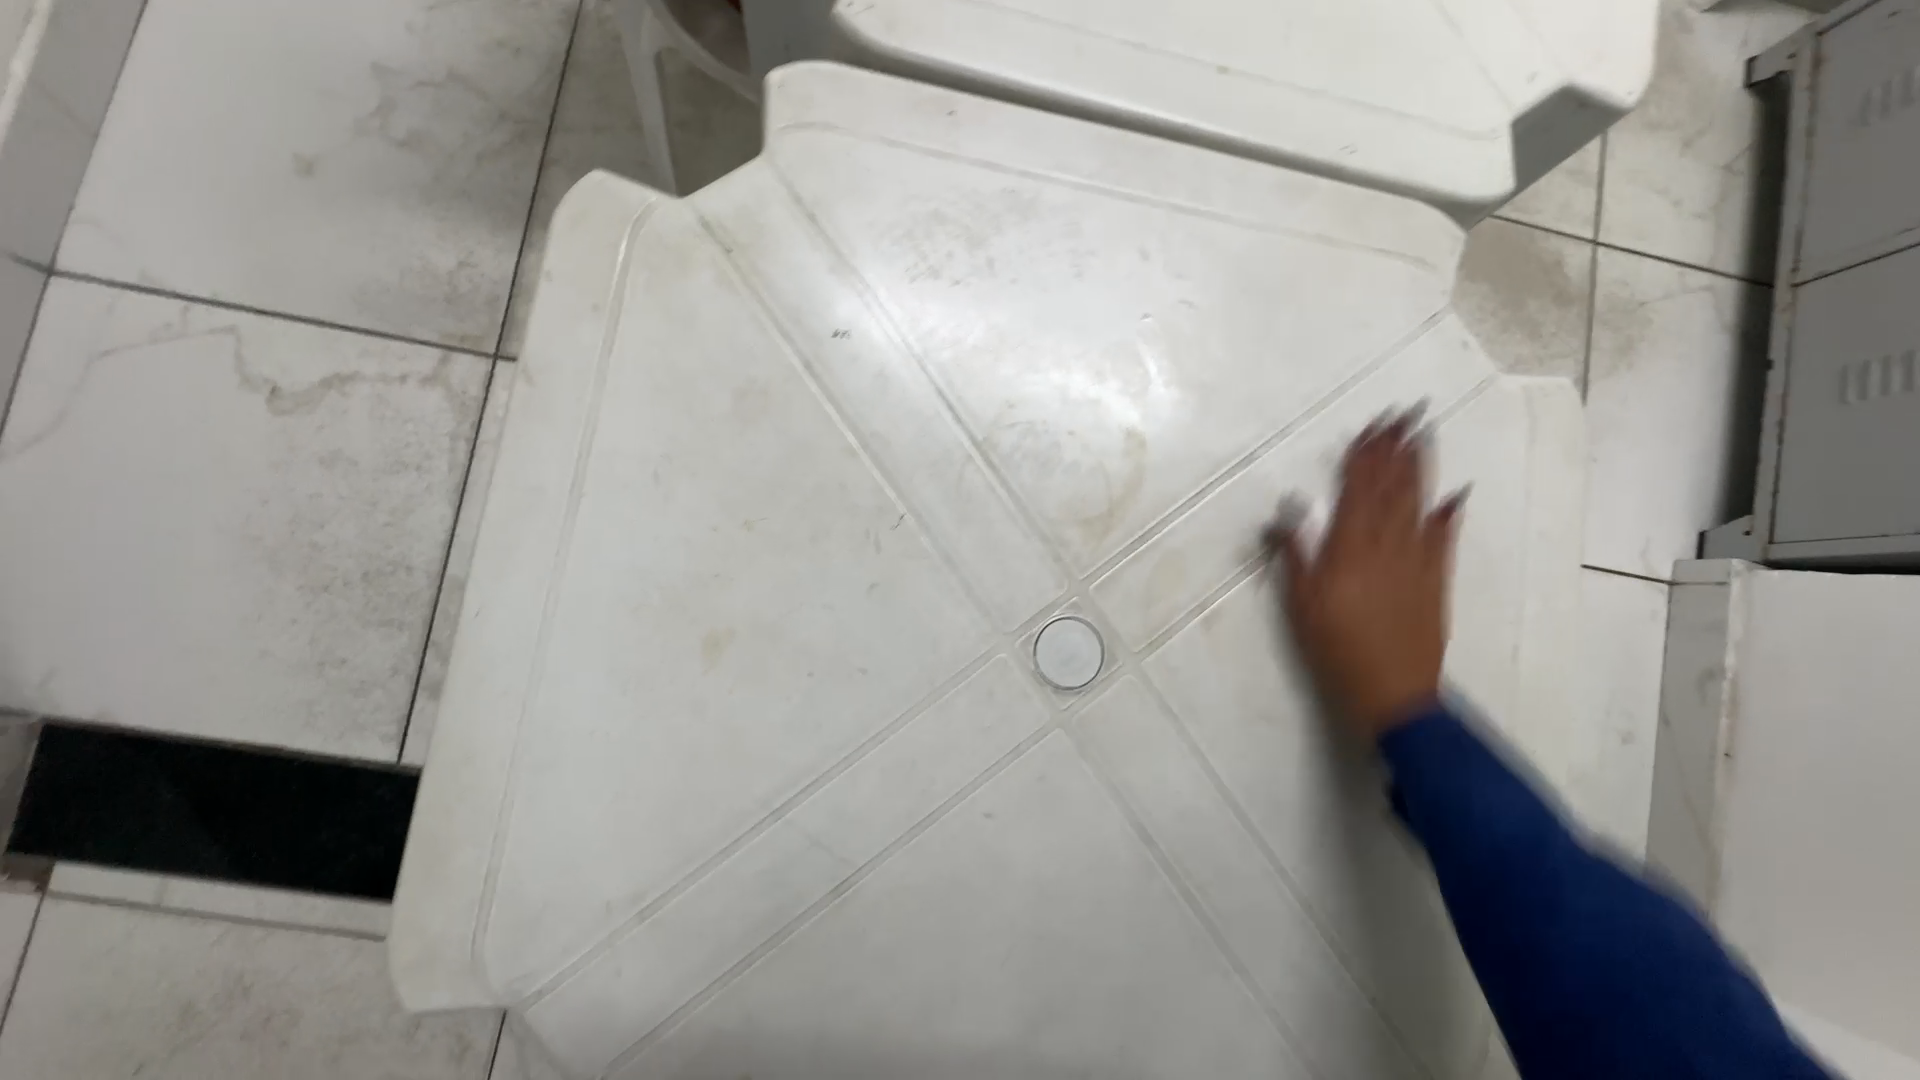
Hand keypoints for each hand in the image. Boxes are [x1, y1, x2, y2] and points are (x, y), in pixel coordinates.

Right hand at [1265, 408, 1466, 740]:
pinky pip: (1442, 539)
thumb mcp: (1300, 604)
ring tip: (1423, 437)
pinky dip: (1447, 514)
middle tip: (1405, 414)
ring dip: (1420, 468)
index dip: (1365, 457)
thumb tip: (1288, 511)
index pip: (1358, 490)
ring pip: (1418, 504)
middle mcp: (1387, 545)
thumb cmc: (1334, 649)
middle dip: (1396, 449)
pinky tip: (1453, 494)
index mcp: (1350, 548)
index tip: (1372, 426)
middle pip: (1392, 488)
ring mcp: (1416, 561)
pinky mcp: (1435, 580)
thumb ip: (1294, 554)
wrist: (1391, 692)